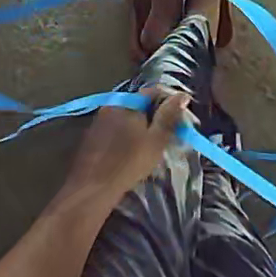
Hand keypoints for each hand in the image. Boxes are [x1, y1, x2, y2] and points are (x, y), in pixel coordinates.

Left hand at [59, 87, 192, 200]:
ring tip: (153, 142)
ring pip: (127, 115)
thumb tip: (182, 94)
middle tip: (168, 132)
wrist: (94, 185)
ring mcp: (100, 119)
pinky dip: (127, 132)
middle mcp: (111, 104)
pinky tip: (132, 148)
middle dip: (156, 114)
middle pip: (139, 103)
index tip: (180, 118)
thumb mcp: (156, 139)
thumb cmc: (129, 162)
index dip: (170, 102)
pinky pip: (116, 126)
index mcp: (127, 102)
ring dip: (141, 124)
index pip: (153, 91)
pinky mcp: (93, 133)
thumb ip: (169, 116)